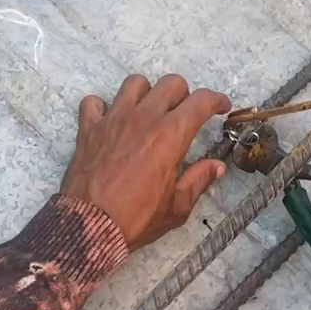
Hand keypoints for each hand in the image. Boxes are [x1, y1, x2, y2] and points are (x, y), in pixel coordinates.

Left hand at [61, 74, 232, 250]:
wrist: (90, 226)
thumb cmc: (136, 219)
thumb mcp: (177, 206)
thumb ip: (199, 180)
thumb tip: (217, 166)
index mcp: (170, 136)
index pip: (201, 101)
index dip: (217, 100)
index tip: (221, 107)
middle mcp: (143, 119)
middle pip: (170, 83)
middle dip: (184, 94)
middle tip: (184, 114)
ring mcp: (113, 119)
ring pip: (135, 84)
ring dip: (147, 94)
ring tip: (148, 112)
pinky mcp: (89, 128)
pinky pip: (94, 102)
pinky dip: (103, 107)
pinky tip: (110, 121)